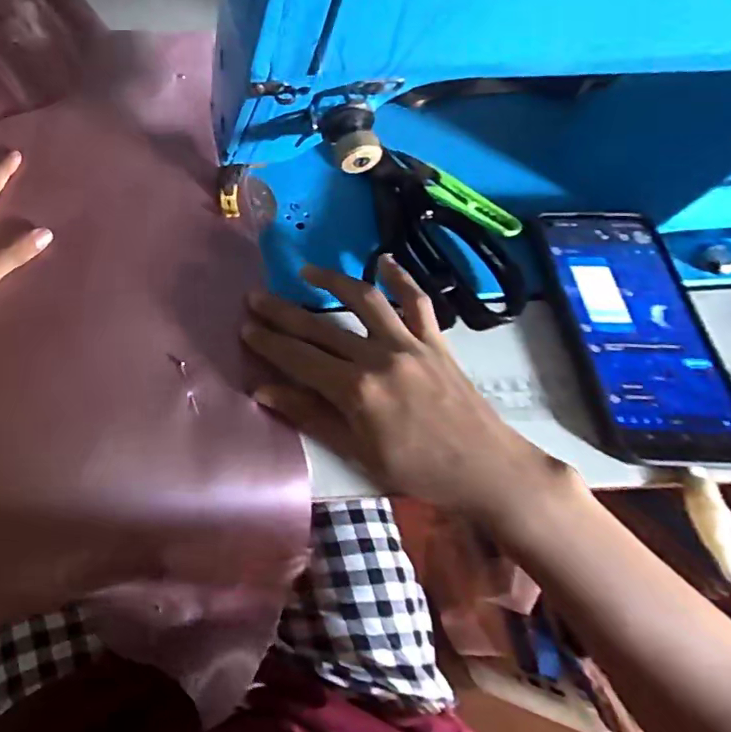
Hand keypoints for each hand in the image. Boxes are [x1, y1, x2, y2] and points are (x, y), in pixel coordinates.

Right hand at [242, 256, 573, 517]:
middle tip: (256, 296)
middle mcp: (378, 357)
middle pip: (320, 327)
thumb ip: (310, 416)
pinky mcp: (434, 340)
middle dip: (283, 311)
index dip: (268, 342)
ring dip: (332, 281)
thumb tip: (263, 390)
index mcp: (356, 390)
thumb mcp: (357, 452)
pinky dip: (401, 278)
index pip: (299, 358)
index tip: (244, 326)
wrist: (486, 469)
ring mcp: (409, 344)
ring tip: (306, 271)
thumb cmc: (418, 470)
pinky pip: (417, 302)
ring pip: (364, 300)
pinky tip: (385, 260)